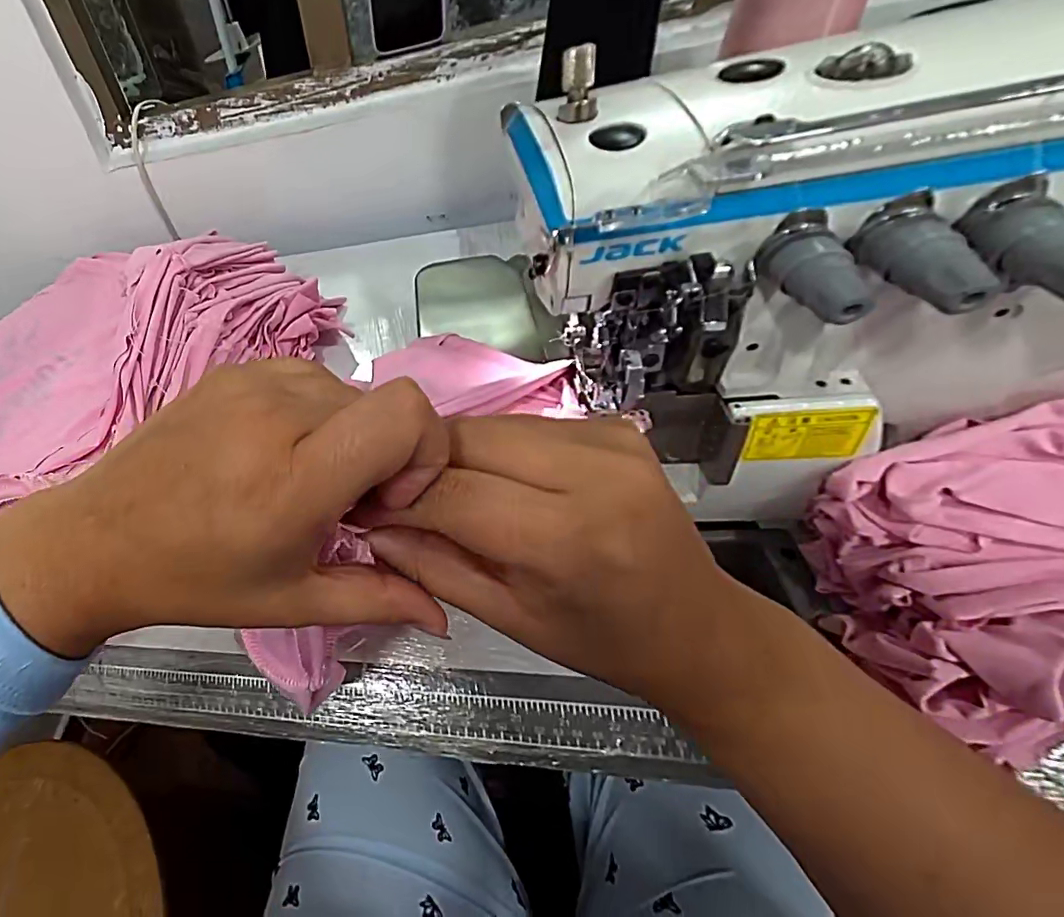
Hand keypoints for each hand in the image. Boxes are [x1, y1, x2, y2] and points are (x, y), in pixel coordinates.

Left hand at [0, 359, 451, 657]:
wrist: (99, 538)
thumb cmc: (196, 580)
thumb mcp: (290, 601)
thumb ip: (377, 598)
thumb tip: (444, 614)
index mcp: (296, 475)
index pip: (405, 412)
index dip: (419, 454)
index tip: (382, 502)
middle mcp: (277, 410)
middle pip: (382, 403)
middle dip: (382, 453)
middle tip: (339, 502)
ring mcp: (249, 380)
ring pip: (345, 387)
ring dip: (345, 431)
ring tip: (303, 474)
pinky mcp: (230, 369)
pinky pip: (304, 376)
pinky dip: (310, 410)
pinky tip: (273, 448)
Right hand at [355, 414, 753, 703]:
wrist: (697, 625)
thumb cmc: (601, 639)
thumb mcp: (508, 619)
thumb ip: (432, 567)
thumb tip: (373, 528)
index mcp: (568, 539)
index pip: (452, 493)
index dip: (398, 498)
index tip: (365, 506)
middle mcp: (594, 474)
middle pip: (467, 441)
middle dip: (419, 464)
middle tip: (395, 493)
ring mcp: (610, 439)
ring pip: (490, 424)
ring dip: (452, 452)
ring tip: (440, 486)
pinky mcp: (613, 425)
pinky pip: (522, 424)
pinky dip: (491, 447)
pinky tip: (491, 477)